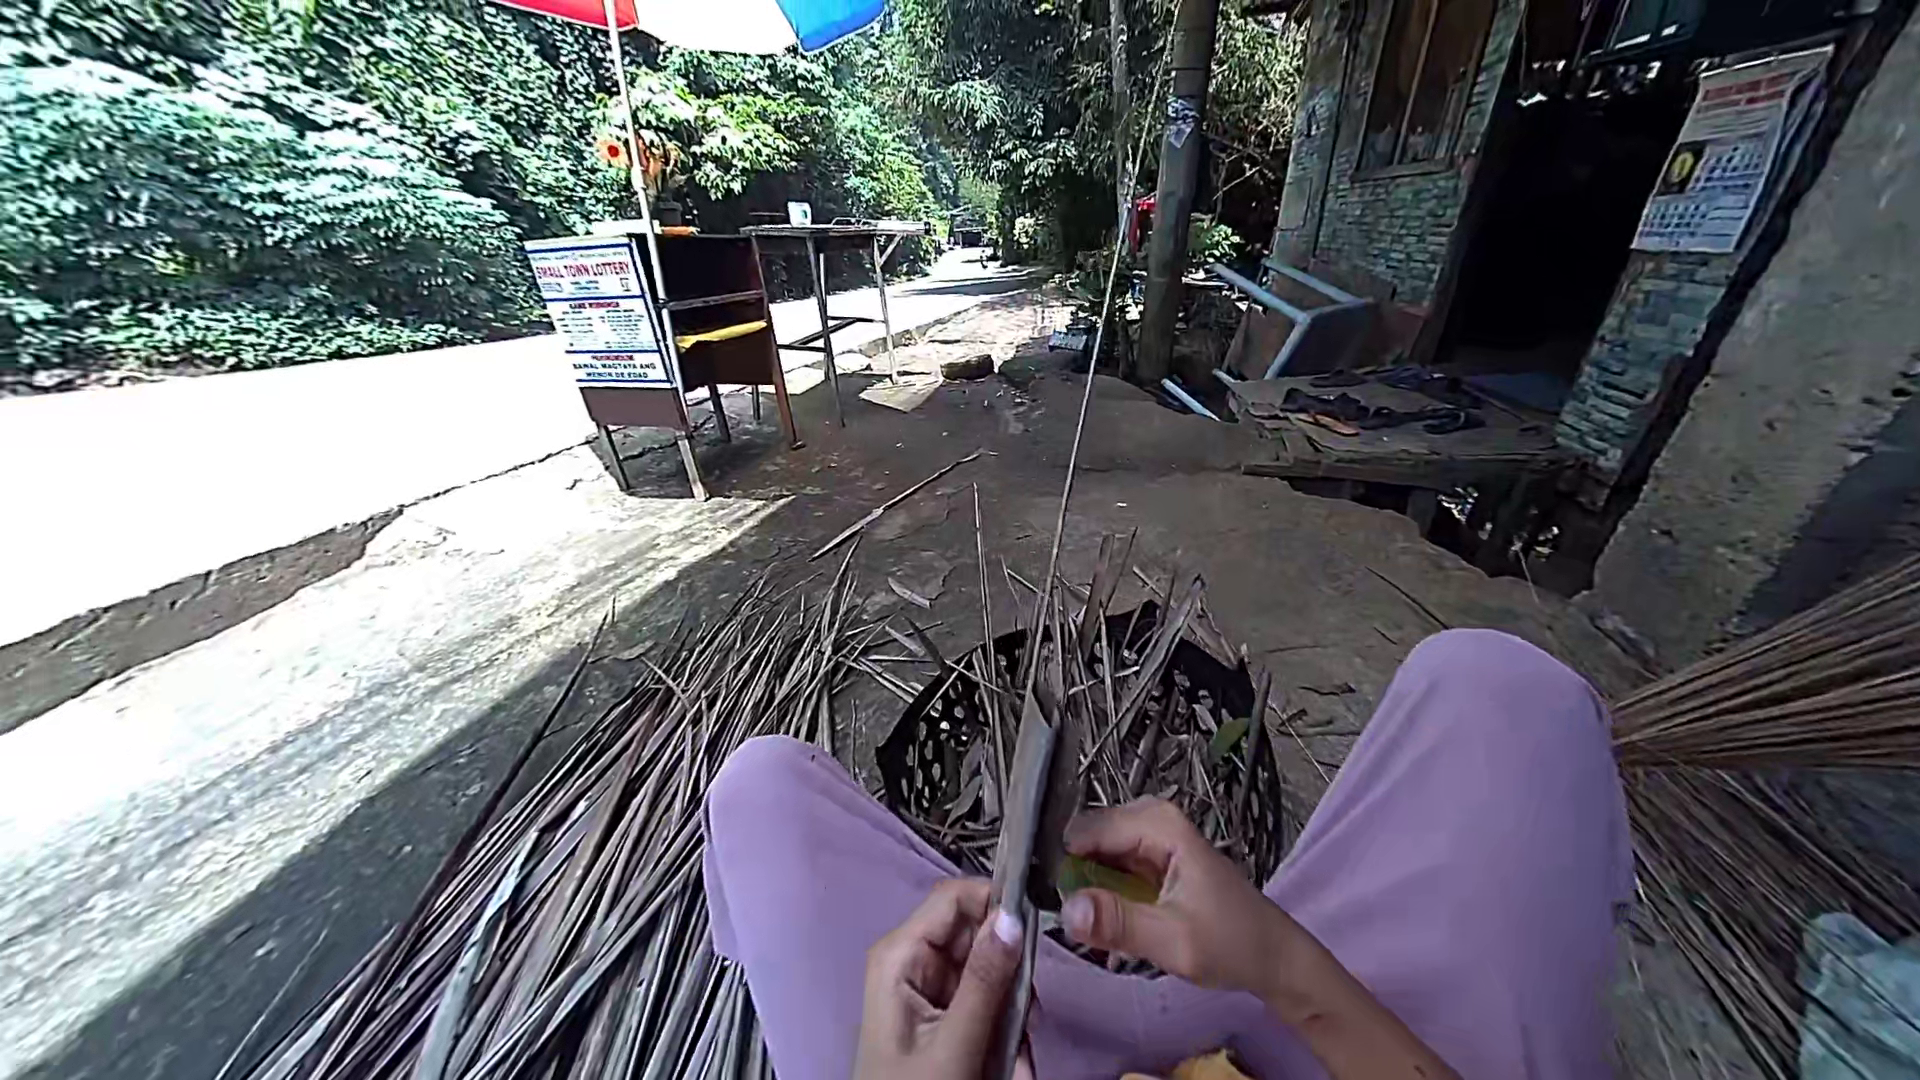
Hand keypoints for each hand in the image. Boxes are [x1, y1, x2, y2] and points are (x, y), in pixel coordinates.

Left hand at [854, 878, 1025, 1079]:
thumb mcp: (953, 1047)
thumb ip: (985, 981)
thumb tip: (1013, 916)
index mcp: (900, 953)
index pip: (952, 897)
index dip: (992, 900)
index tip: (1034, 928)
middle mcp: (912, 957)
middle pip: (973, 930)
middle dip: (1007, 964)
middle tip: (1028, 1008)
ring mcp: (927, 984)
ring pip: (985, 963)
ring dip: (1010, 998)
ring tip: (1017, 1042)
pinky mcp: (941, 1009)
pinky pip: (983, 993)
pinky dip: (1003, 1018)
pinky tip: (1009, 1054)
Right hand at [1060, 798, 1298, 1000]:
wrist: (1274, 958)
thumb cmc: (1232, 944)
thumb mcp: (1173, 942)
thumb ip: (1118, 923)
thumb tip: (1066, 911)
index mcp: (1158, 822)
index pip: (1086, 830)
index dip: (1067, 866)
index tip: (1061, 906)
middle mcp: (1151, 816)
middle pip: (1087, 837)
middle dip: (1078, 877)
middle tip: (1086, 921)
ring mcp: (1151, 832)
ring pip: (1095, 850)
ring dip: (1090, 886)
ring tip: (1102, 922)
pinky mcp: (1150, 851)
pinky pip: (1109, 862)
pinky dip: (1105, 890)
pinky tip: (1115, 917)